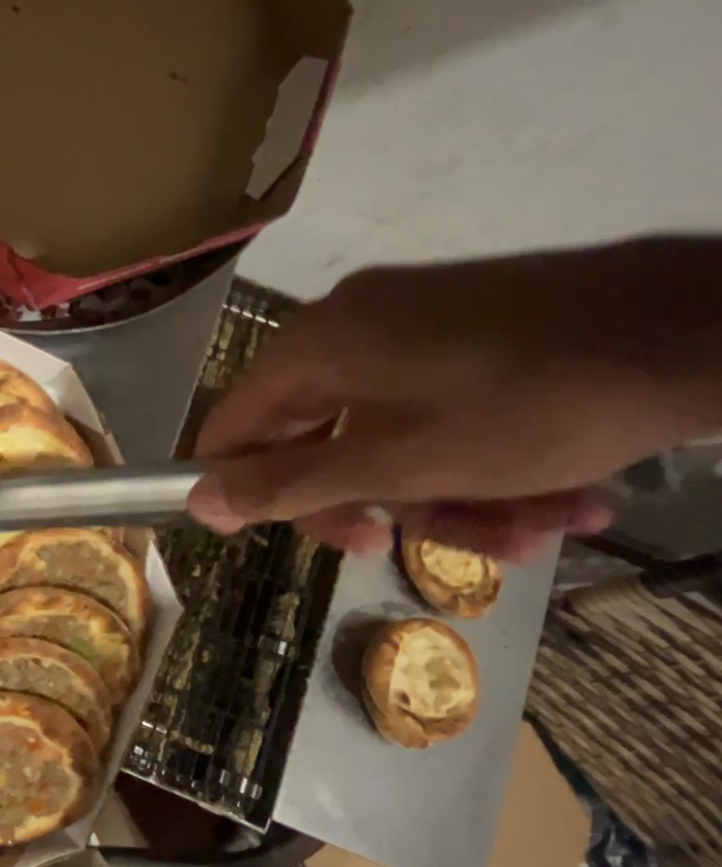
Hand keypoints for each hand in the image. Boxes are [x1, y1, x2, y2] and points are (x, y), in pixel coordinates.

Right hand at [188, 237, 721, 558]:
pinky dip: (479, 454)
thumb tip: (196, 502)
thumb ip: (287, 486)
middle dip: (379, 503)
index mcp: (307, 351)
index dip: (253, 493)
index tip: (327, 537)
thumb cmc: (531, 405)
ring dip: (449, 494)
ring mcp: (407, 319)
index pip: (232, 431)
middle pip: (317, 436)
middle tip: (414, 547)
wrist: (701, 323)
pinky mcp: (466, 321)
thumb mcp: (397, 465)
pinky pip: (436, 402)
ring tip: (533, 531)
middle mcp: (342, 326)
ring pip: (389, 428)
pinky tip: (556, 495)